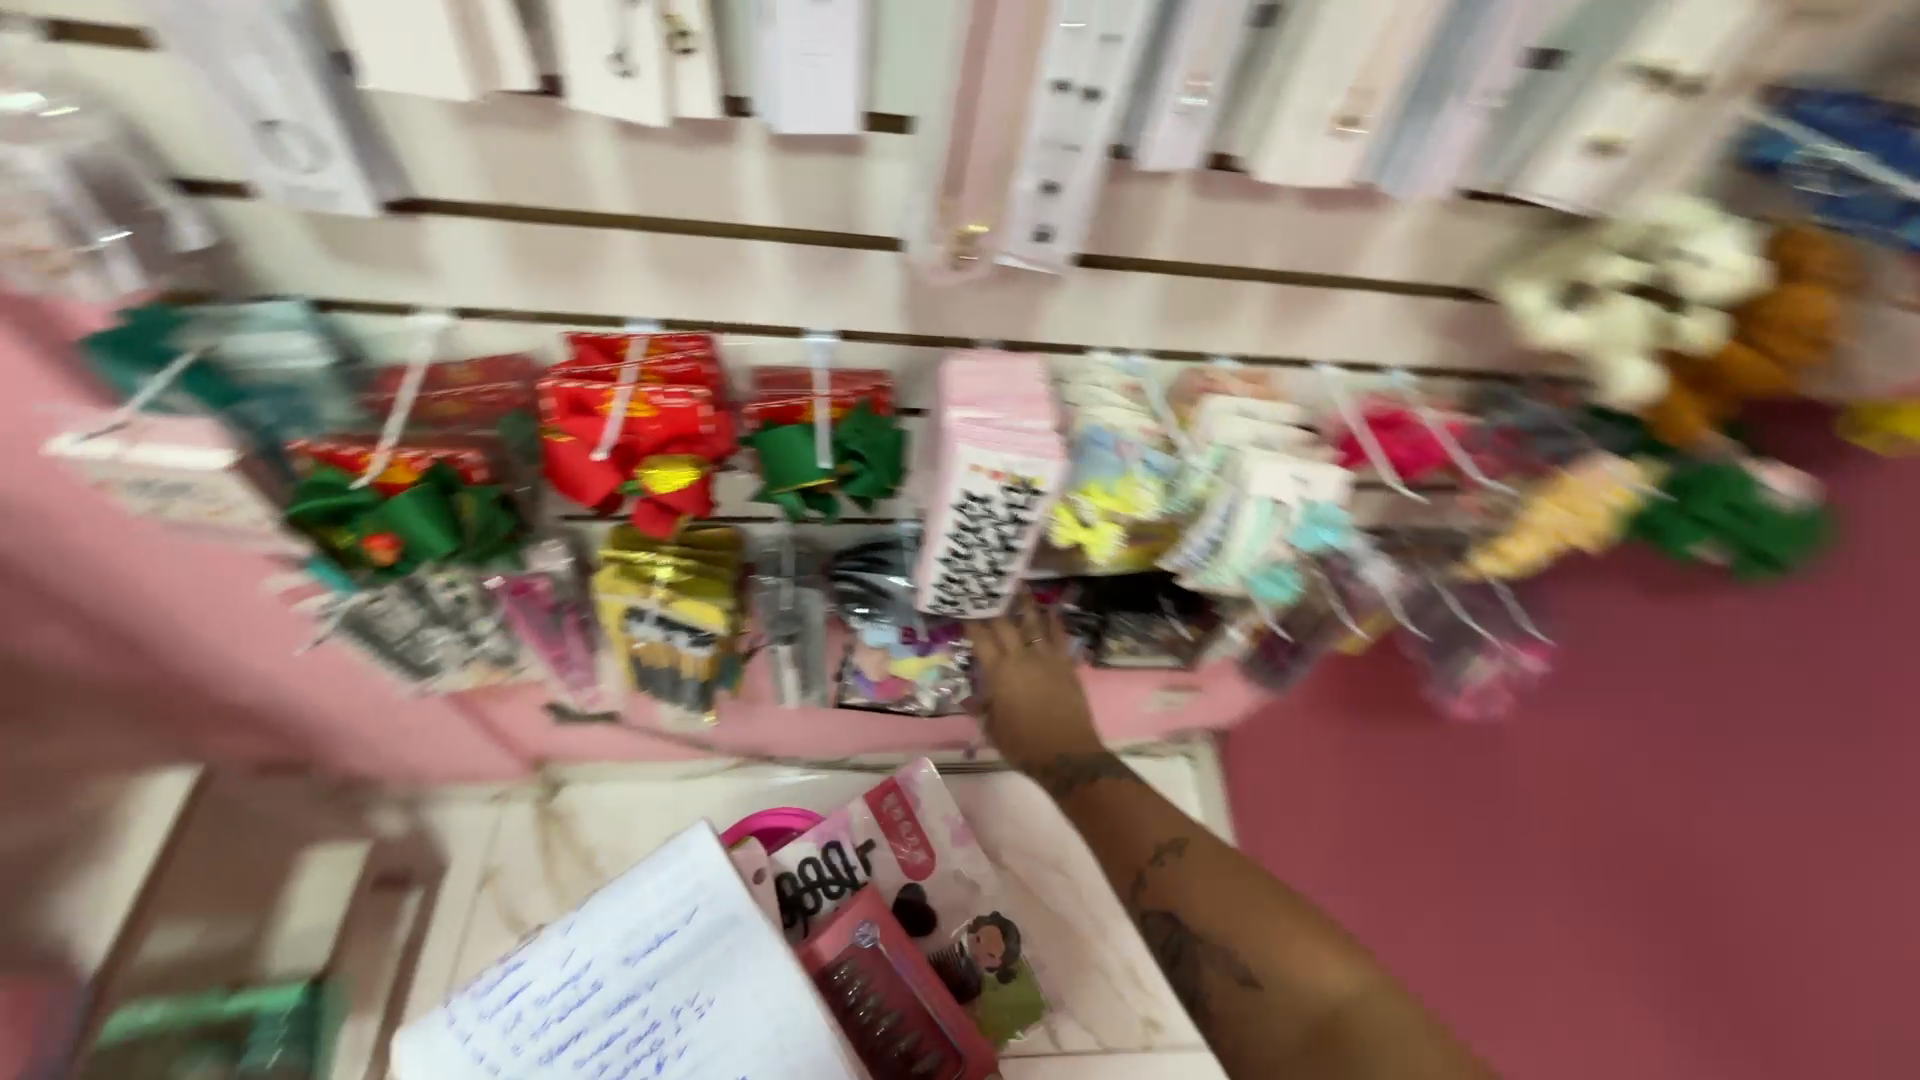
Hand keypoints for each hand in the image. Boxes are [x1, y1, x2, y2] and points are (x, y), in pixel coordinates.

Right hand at [965, 592, 1102, 772]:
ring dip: (1026, 605)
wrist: (1067, 755)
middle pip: (1004, 624)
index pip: (980, 638)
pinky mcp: (1066, 665)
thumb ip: (981, 709)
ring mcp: (1046, 659)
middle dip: (994, 607)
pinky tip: (1052, 610)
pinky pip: (1059, 638)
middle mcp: (1021, 658)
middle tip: (987, 592)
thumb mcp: (993, 730)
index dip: (970, 621)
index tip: (963, 608)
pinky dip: (1055, 622)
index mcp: (998, 673)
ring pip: (1034, 624)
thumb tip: (968, 699)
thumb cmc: (1024, 746)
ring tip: (1020, 586)